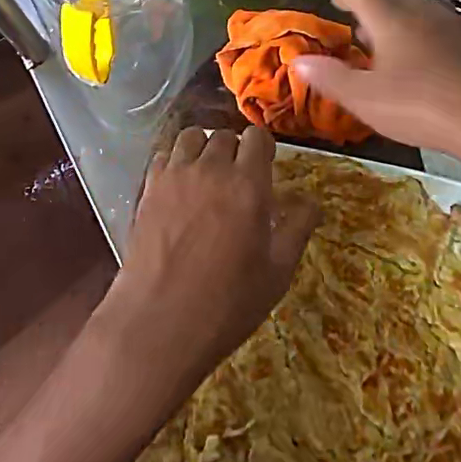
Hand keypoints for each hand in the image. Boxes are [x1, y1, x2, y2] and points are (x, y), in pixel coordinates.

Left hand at [107, 127, 317, 384]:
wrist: (159, 325)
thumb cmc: (227, 304)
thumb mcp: (277, 272)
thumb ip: (297, 229)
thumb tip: (312, 202)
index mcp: (248, 184)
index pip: (257, 137)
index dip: (263, 149)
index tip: (264, 169)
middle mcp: (212, 169)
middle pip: (225, 135)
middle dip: (235, 151)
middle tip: (236, 181)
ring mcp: (176, 176)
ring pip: (192, 137)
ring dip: (203, 149)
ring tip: (206, 176)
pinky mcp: (148, 189)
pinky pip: (163, 155)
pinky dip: (174, 162)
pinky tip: (178, 187)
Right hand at [291, 0, 460, 168]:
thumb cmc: (421, 107)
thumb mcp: (365, 99)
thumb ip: (330, 78)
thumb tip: (298, 60)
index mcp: (392, 20)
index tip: (337, 3)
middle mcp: (422, 13)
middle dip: (375, 6)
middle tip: (362, 25)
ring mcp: (453, 26)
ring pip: (421, 11)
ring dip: (402, 20)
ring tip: (391, 42)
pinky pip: (442, 29)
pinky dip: (426, 35)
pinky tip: (427, 60)